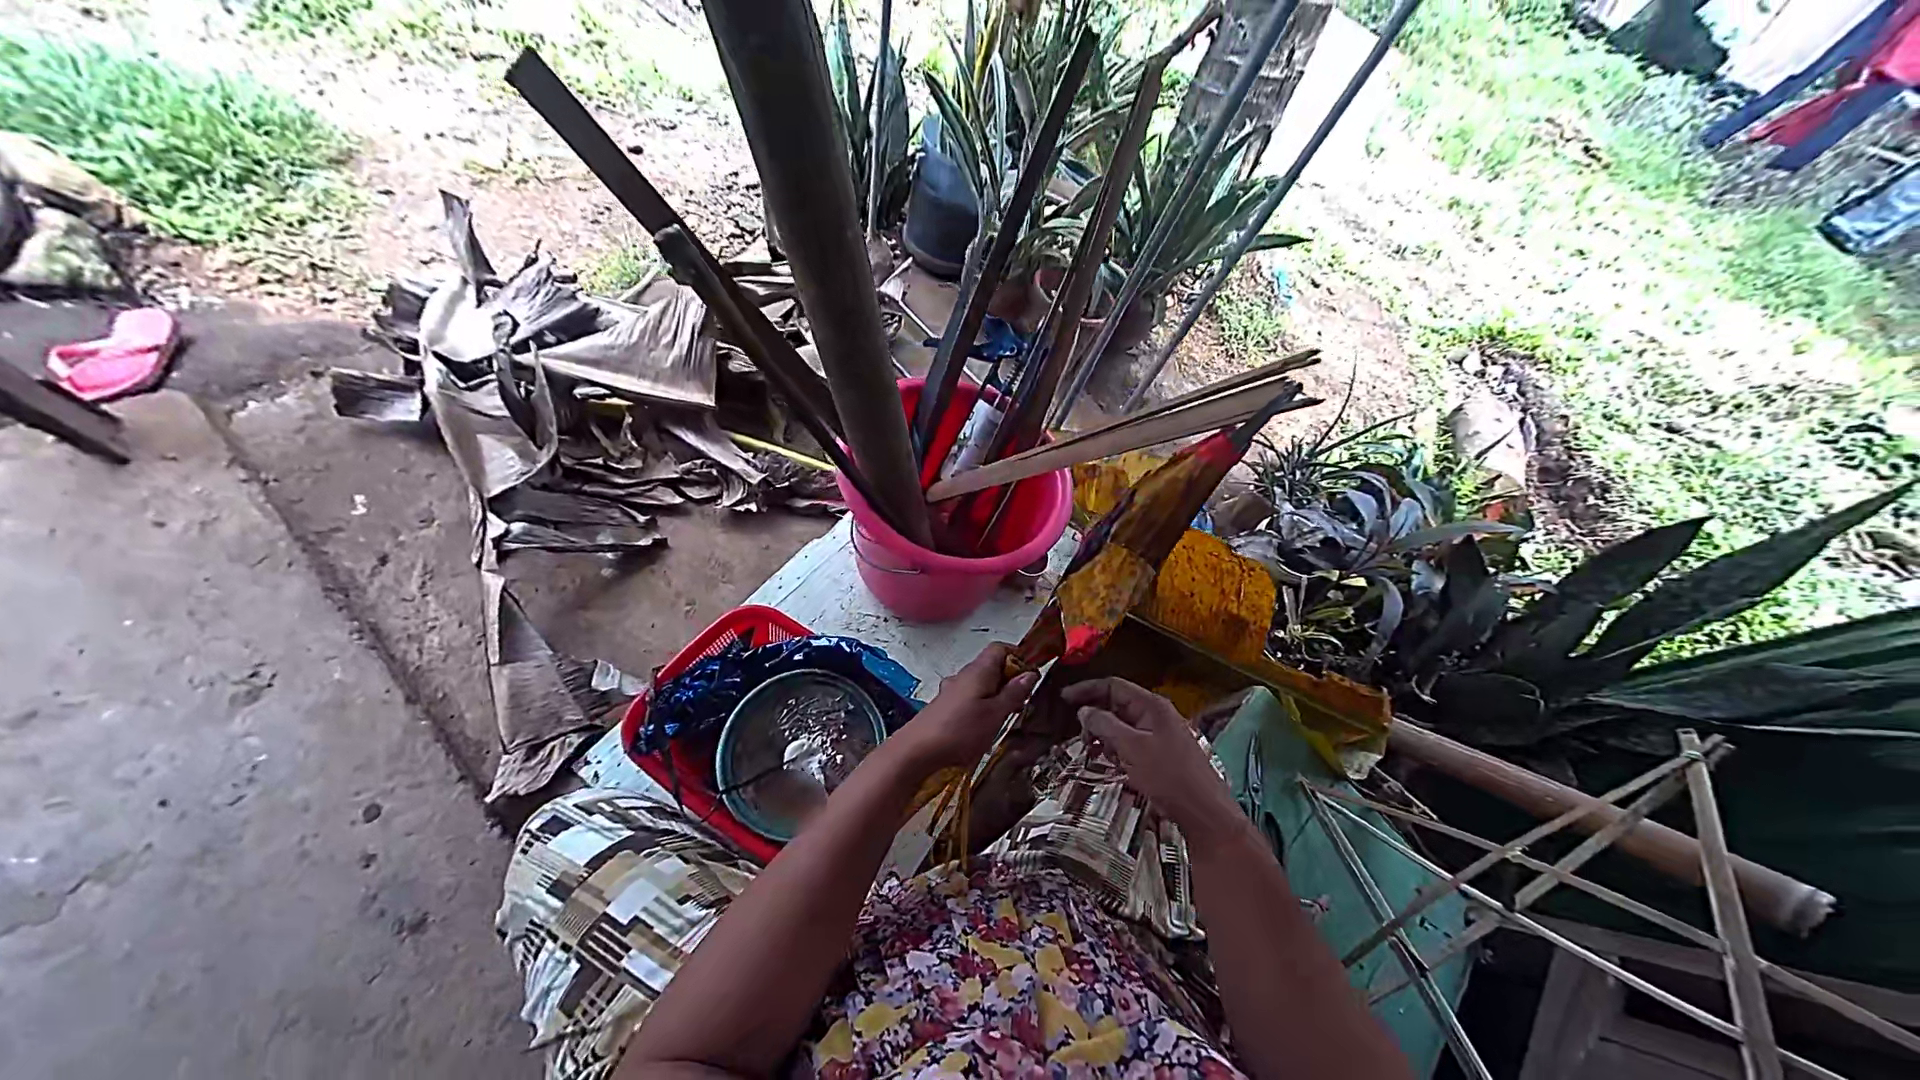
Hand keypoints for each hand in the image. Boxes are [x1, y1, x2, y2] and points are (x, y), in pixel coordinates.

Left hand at [888, 644, 1037, 773]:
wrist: (917, 751)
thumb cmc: (960, 731)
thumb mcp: (995, 714)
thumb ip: (1013, 693)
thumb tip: (1030, 673)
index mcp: (978, 670)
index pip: (1001, 648)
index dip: (1018, 657)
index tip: (1031, 677)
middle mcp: (964, 675)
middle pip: (992, 666)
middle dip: (1010, 680)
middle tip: (1022, 702)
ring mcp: (952, 691)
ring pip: (981, 684)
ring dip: (997, 696)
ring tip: (1006, 718)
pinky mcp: (945, 707)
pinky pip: (970, 698)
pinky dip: (982, 706)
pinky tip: (984, 728)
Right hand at [1062, 677, 1240, 835]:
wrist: (1203, 812)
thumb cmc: (1168, 776)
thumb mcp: (1130, 748)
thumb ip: (1104, 725)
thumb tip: (1085, 710)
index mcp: (1151, 705)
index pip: (1113, 685)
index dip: (1086, 690)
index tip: (1064, 698)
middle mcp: (1157, 714)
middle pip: (1118, 704)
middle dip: (1095, 717)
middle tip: (1080, 735)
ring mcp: (1162, 733)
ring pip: (1124, 725)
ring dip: (1106, 735)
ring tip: (1096, 752)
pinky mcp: (1163, 752)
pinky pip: (1133, 741)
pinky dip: (1119, 748)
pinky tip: (1114, 763)